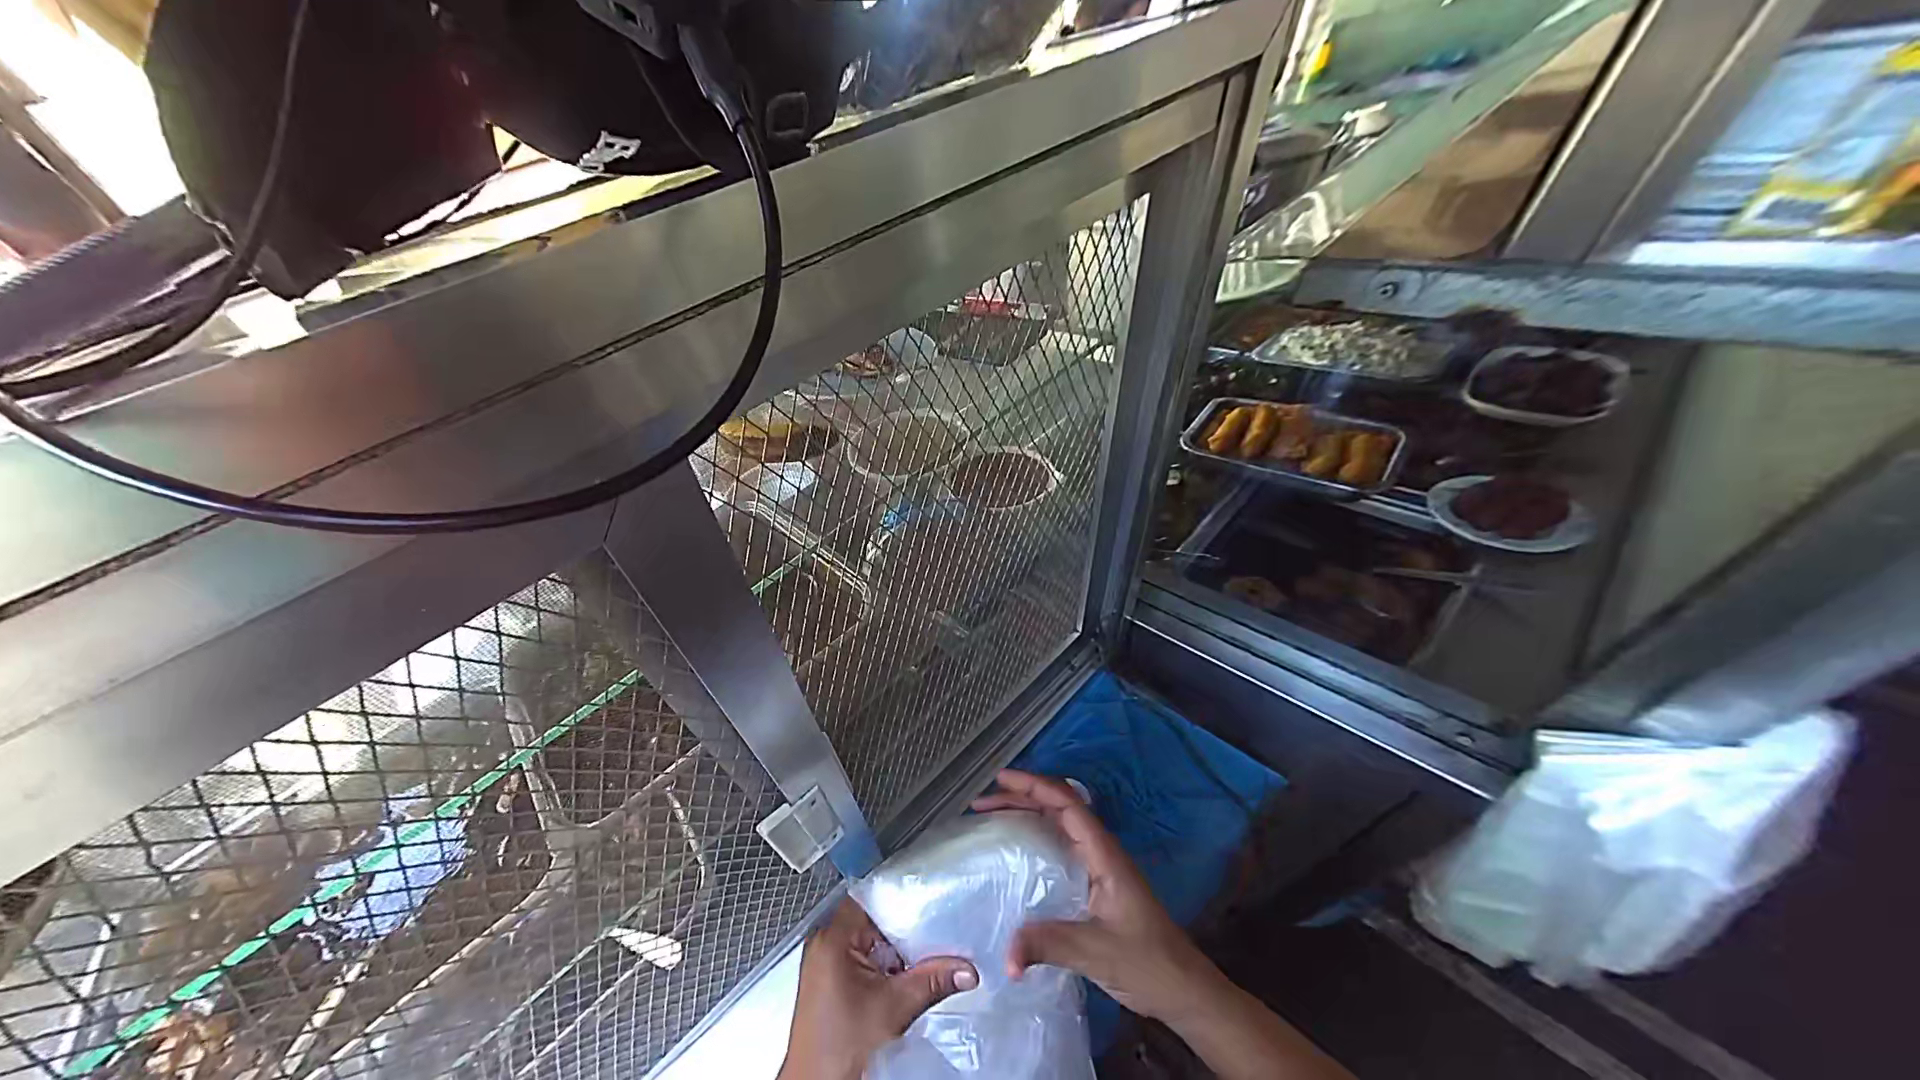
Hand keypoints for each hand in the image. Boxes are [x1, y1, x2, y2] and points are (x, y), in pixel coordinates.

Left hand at [778, 898, 978, 1079]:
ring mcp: (826, 963)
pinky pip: (863, 958)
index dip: (902, 896)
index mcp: (833, 939)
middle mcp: (825, 945)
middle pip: (874, 919)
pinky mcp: (831, 982)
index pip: (872, 896)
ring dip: (896, 951)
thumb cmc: (839, 1052)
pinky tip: (903, 978)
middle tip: (933, 932)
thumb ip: (933, 981)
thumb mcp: (894, 1009)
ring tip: (921, 958)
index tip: (928, 898)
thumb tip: (964, 968)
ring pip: (871, 940)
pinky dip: (885, 965)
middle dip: (904, 928)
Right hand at [971, 769, 1223, 1024]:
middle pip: (1060, 807)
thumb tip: (1005, 956)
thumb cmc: (1149, 963)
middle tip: (984, 801)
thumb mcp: (1097, 953)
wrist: (1186, 991)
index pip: (1067, 803)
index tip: (1001, 780)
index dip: (1034, 786)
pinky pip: (1063, 846)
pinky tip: (1020, 850)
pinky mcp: (1098, 885)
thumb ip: (1049, 946)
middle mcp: (1102, 852)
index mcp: (1104, 854)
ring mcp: (1101, 867)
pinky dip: (1038, 835)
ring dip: (1029, 813)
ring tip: (995, 816)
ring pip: (1061, 825)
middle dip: (1023, 796)